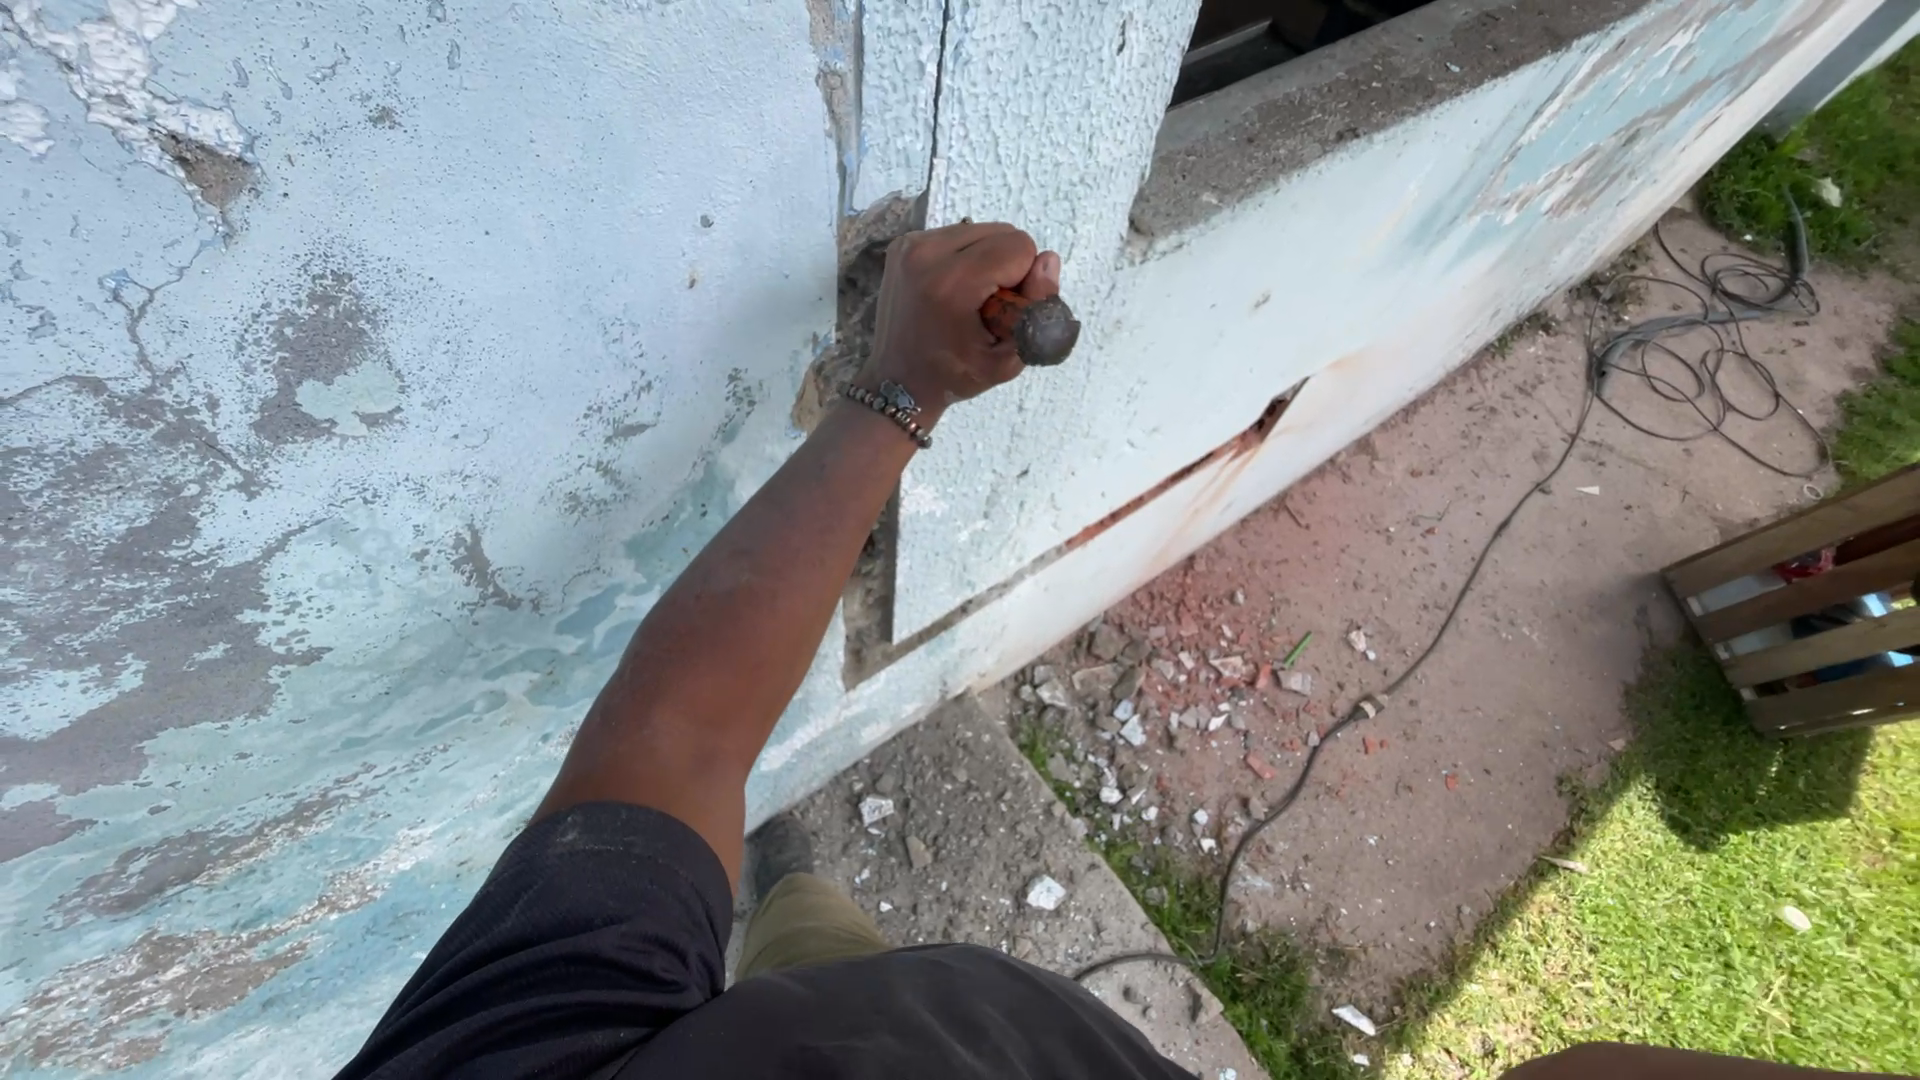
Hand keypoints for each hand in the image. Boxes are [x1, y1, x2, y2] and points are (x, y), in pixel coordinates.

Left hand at [857, 222, 1061, 424]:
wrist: (897, 382)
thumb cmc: (955, 377)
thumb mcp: (1008, 359)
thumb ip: (1036, 309)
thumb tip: (1048, 260)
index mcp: (951, 283)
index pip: (1019, 246)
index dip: (1025, 279)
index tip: (1005, 310)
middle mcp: (926, 253)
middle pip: (1001, 232)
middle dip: (1008, 267)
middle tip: (989, 306)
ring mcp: (910, 245)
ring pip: (980, 231)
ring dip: (987, 260)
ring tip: (970, 299)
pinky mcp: (902, 244)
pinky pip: (956, 235)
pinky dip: (965, 258)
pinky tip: (952, 290)